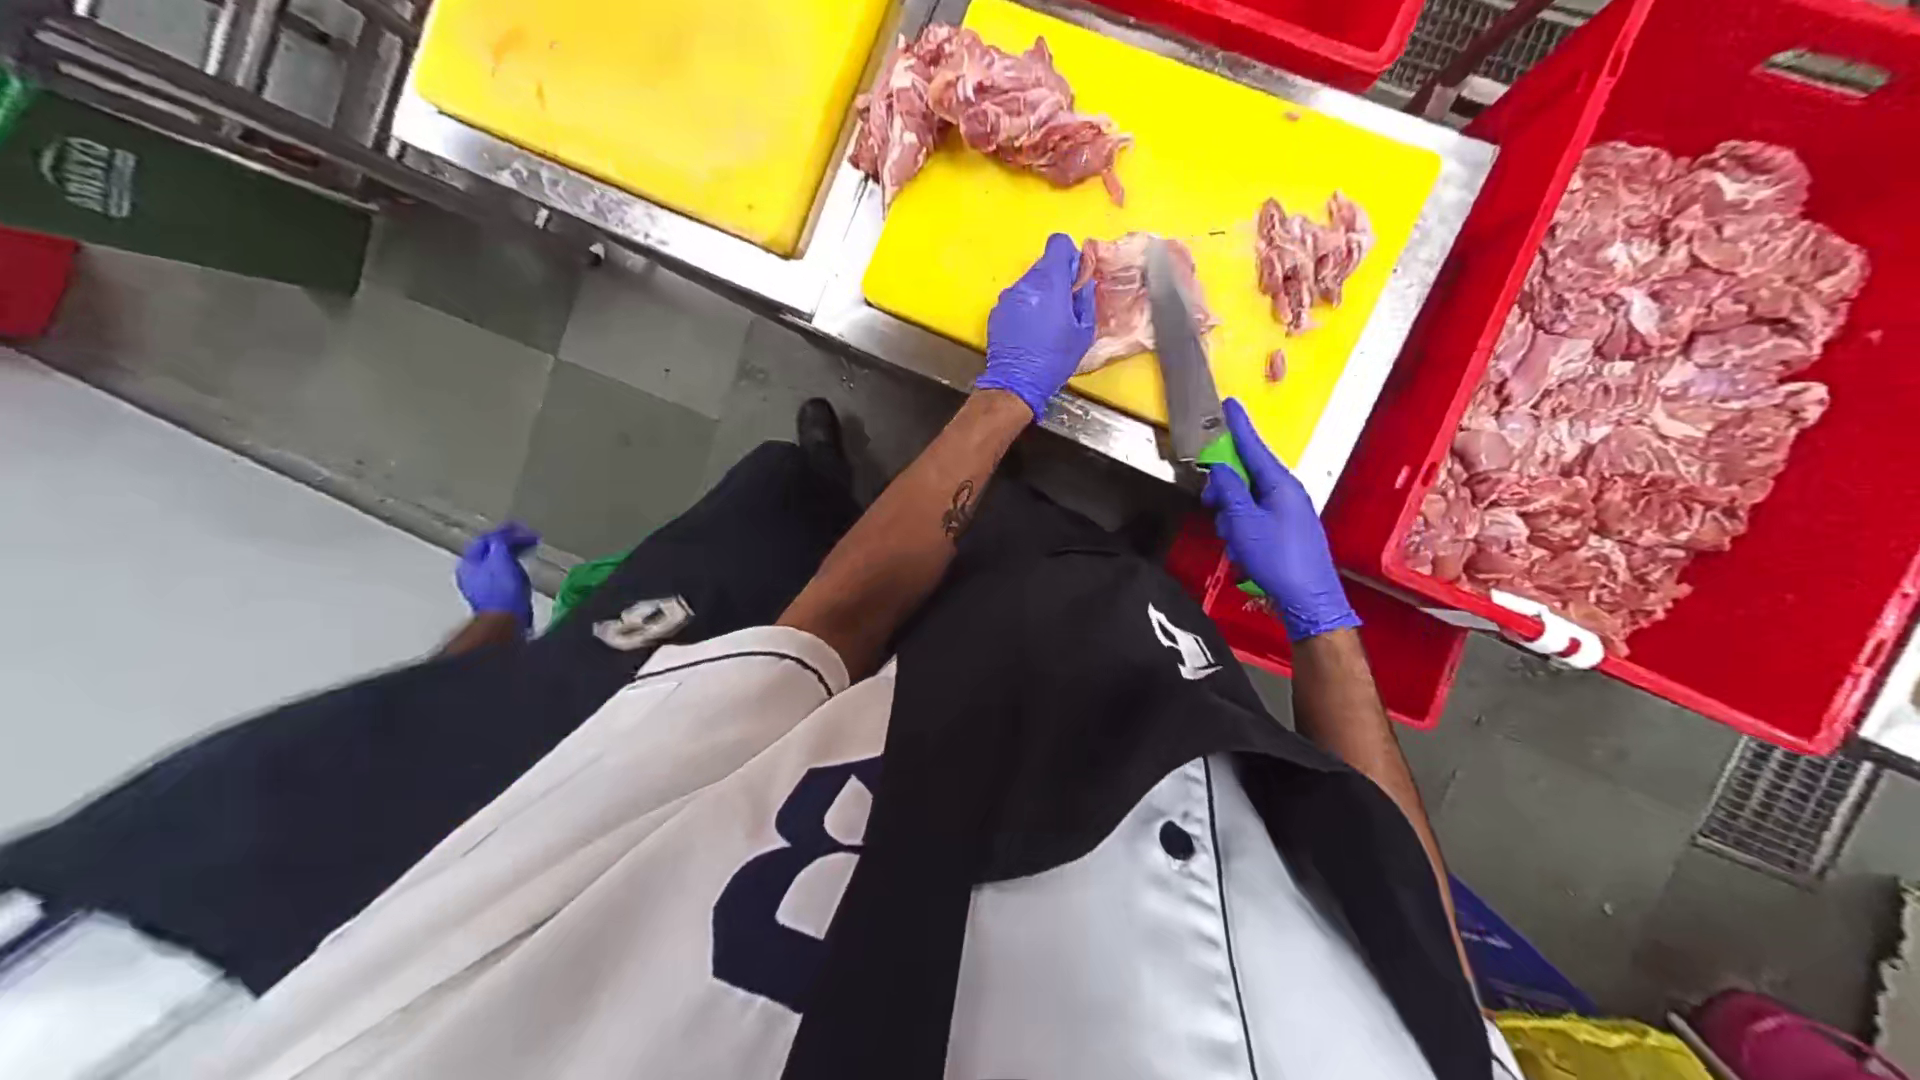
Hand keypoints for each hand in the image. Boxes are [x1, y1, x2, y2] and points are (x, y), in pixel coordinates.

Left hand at [456, 522, 539, 627]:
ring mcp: (483, 584)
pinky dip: (514, 564)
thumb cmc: (503, 590)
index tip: (521, 527)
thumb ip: (501, 542)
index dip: (505, 530)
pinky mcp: (496, 594)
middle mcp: (472, 572)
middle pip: (490, 549)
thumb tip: (506, 534)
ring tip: (527, 548)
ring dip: (512, 552)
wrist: (506, 619)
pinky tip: (523, 567)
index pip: (487, 538)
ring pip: (497, 560)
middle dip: (508, 541)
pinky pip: (504, 572)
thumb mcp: (501, 558)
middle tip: (527, 536)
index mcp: (470, 562)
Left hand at [975, 232, 1095, 419]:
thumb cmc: (1054, 358)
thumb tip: (1083, 283)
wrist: (1016, 383)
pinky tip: (1029, 332)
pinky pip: (1016, 300)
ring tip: (1046, 323)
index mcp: (1050, 282)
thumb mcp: (1084, 331)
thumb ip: (1086, 299)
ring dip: (1040, 295)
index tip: (1074, 278)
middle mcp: (1025, 283)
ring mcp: (1007, 298)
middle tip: (1064, 307)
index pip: (1058, 243)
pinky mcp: (996, 312)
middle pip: (1044, 265)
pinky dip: (1025, 308)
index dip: (1069, 256)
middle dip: (1056, 280)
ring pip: (1029, 283)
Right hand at [1202, 400, 1359, 641]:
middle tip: (1211, 506)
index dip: (1238, 426)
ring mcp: (1285, 513)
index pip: (1253, 447)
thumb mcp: (1244, 522)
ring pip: (1244, 502)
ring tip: (1235, 542)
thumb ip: (1228, 491)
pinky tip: (1243, 552)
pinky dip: (1241, 533)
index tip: (1228, 404)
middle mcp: (1285, 493)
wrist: (1308, 599)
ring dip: (1230, 519)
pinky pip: (1252, 520)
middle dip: (1223, 491)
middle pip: (1244, 476)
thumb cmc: (1277, 557)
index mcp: (1279, 484)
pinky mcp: (1283, 531)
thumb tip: (1219, 469)